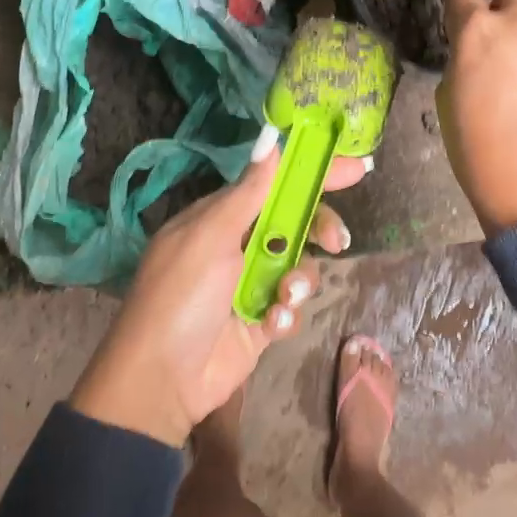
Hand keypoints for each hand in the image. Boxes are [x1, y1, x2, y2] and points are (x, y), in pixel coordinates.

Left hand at [69, 133, 367, 446]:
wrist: (161, 381)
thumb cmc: (181, 296)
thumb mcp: (211, 236)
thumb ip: (249, 191)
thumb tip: (269, 135)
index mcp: (220, 217)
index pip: (273, 184)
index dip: (313, 174)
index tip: (356, 169)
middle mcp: (237, 245)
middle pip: (295, 223)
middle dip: (319, 228)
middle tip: (336, 240)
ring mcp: (250, 284)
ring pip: (300, 265)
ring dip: (299, 280)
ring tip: (285, 298)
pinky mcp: (261, 321)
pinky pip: (291, 305)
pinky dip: (286, 312)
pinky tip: (271, 323)